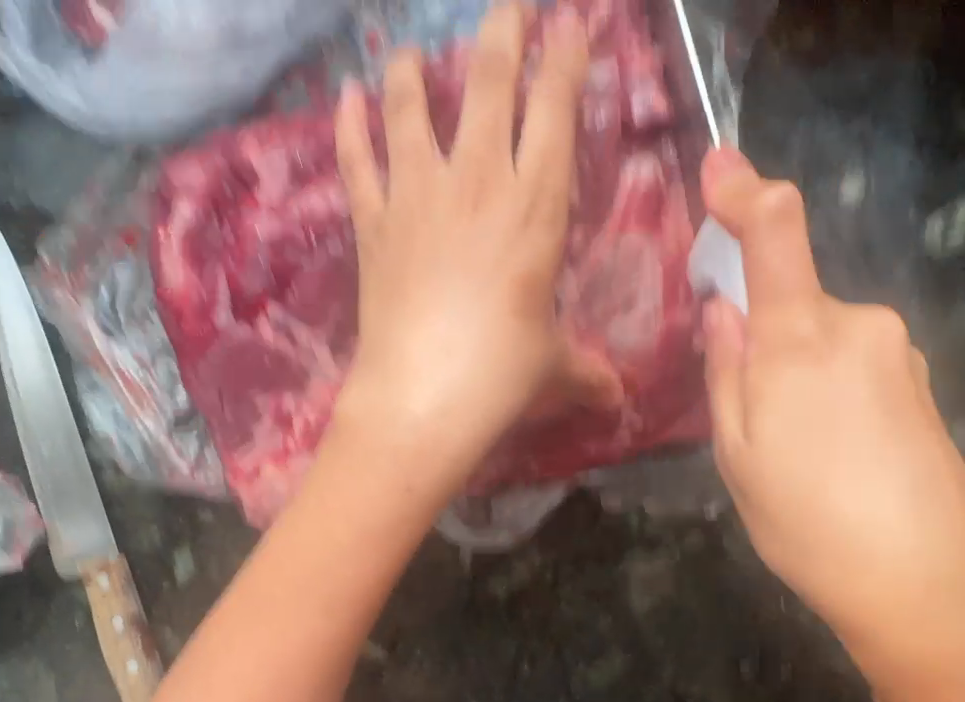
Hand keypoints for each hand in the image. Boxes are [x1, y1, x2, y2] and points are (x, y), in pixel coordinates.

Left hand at [329, 3, 608, 480]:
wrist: (421, 397)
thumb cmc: (501, 376)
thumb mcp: (555, 368)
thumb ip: (588, 372)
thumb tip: (617, 399)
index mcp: (536, 203)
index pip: (555, 105)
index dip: (565, 55)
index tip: (570, 23)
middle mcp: (477, 180)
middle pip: (489, 80)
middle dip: (502, 29)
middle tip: (508, 4)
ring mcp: (417, 195)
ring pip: (412, 106)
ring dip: (411, 68)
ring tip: (410, 48)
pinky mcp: (372, 222)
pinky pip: (357, 159)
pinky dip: (350, 124)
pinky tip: (347, 94)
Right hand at [699, 149, 964, 690]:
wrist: (921, 582)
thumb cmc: (807, 523)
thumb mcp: (737, 456)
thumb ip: (726, 372)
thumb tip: (724, 306)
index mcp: (803, 337)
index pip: (778, 233)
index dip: (746, 191)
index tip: (720, 165)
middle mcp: (862, 326)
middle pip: (795, 303)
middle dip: (764, 341)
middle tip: (753, 427)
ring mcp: (900, 354)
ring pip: (825, 341)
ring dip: (798, 378)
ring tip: (796, 460)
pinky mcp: (922, 385)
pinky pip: (857, 367)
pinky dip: (831, 395)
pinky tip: (835, 462)